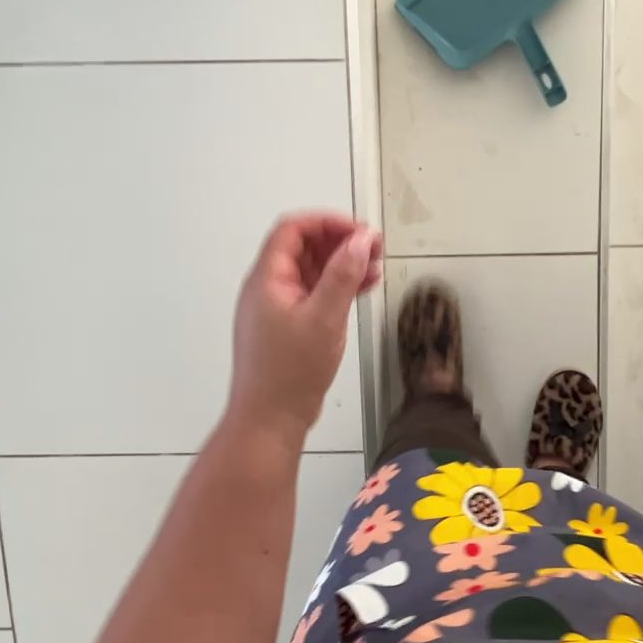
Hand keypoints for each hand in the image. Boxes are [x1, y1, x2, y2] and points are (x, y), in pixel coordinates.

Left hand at [228, 213, 382, 441]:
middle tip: (373, 248)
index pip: (293, 230)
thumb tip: (360, 240)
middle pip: (303, 247)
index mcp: (267, 279)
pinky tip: (361, 290)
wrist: (270, 419)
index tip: (360, 232)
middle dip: (339, 242)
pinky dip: (337, 287)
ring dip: (342, 264)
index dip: (327, 222)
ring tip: (374, 268)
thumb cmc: (290, 372)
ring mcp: (277, 308)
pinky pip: (313, 293)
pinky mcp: (288, 326)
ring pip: (311, 271)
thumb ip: (343, 275)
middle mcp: (268, 288)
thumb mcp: (324, 319)